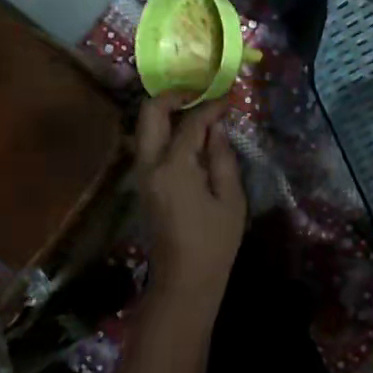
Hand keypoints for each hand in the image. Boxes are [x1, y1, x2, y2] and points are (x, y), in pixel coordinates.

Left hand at [135, 94, 246, 292]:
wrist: (184, 280)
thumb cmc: (214, 243)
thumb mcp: (230, 199)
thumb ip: (222, 158)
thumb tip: (217, 128)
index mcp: (173, 168)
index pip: (190, 123)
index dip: (211, 107)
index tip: (229, 98)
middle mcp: (149, 165)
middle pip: (150, 113)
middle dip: (174, 96)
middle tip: (200, 92)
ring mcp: (141, 175)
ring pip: (145, 128)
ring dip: (166, 112)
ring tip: (197, 110)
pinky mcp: (143, 185)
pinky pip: (149, 145)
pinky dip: (165, 131)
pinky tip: (189, 135)